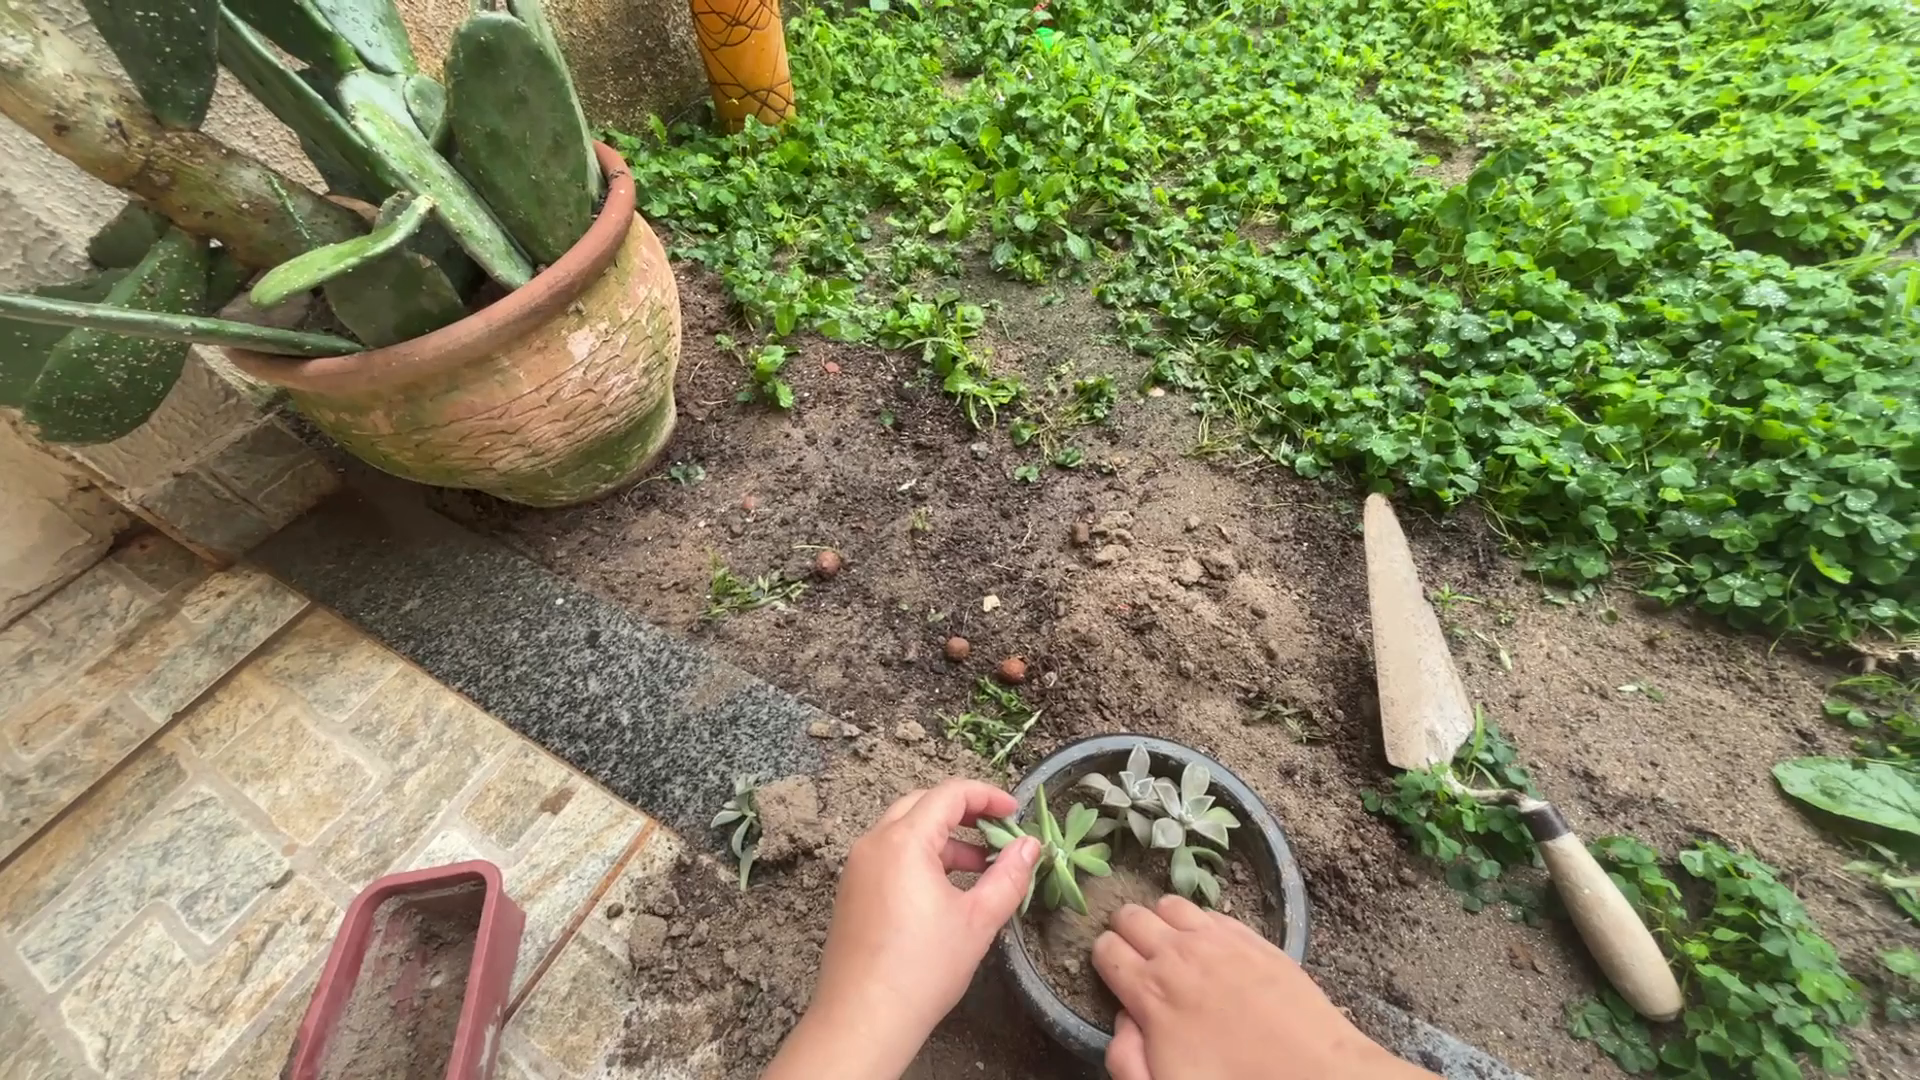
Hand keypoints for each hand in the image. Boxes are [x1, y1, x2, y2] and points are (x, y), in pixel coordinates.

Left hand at [764, 778, 1039, 1079]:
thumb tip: (1029, 846)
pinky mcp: (852, 888)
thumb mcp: (977, 921)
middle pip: (924, 803)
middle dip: (964, 812)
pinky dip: (921, 855)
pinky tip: (946, 887)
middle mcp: (874, 841)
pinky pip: (890, 852)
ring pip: (905, 828)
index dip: (986, 796)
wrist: (861, 1021)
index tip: (1014, 811)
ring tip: (979, 865)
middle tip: (997, 830)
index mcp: (903, 840)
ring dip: (944, 837)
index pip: (949, 794)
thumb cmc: (921, 970)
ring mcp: (858, 865)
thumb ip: (1008, 876)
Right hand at [1096, 895, 1436, 1079]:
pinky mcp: (1250, 937)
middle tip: (1139, 959)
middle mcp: (1177, 953)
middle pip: (1130, 915)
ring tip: (1174, 948)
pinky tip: (1211, 949)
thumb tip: (1121, 1024)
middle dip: (1126, 932)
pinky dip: (1200, 924)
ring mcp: (1216, 939)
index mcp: (1151, 991)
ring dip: (1162, 922)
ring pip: (1168, 903)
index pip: (1106, 948)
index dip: (1104, 959)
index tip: (1115, 977)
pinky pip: (1210, 912)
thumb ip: (1128, 1062)